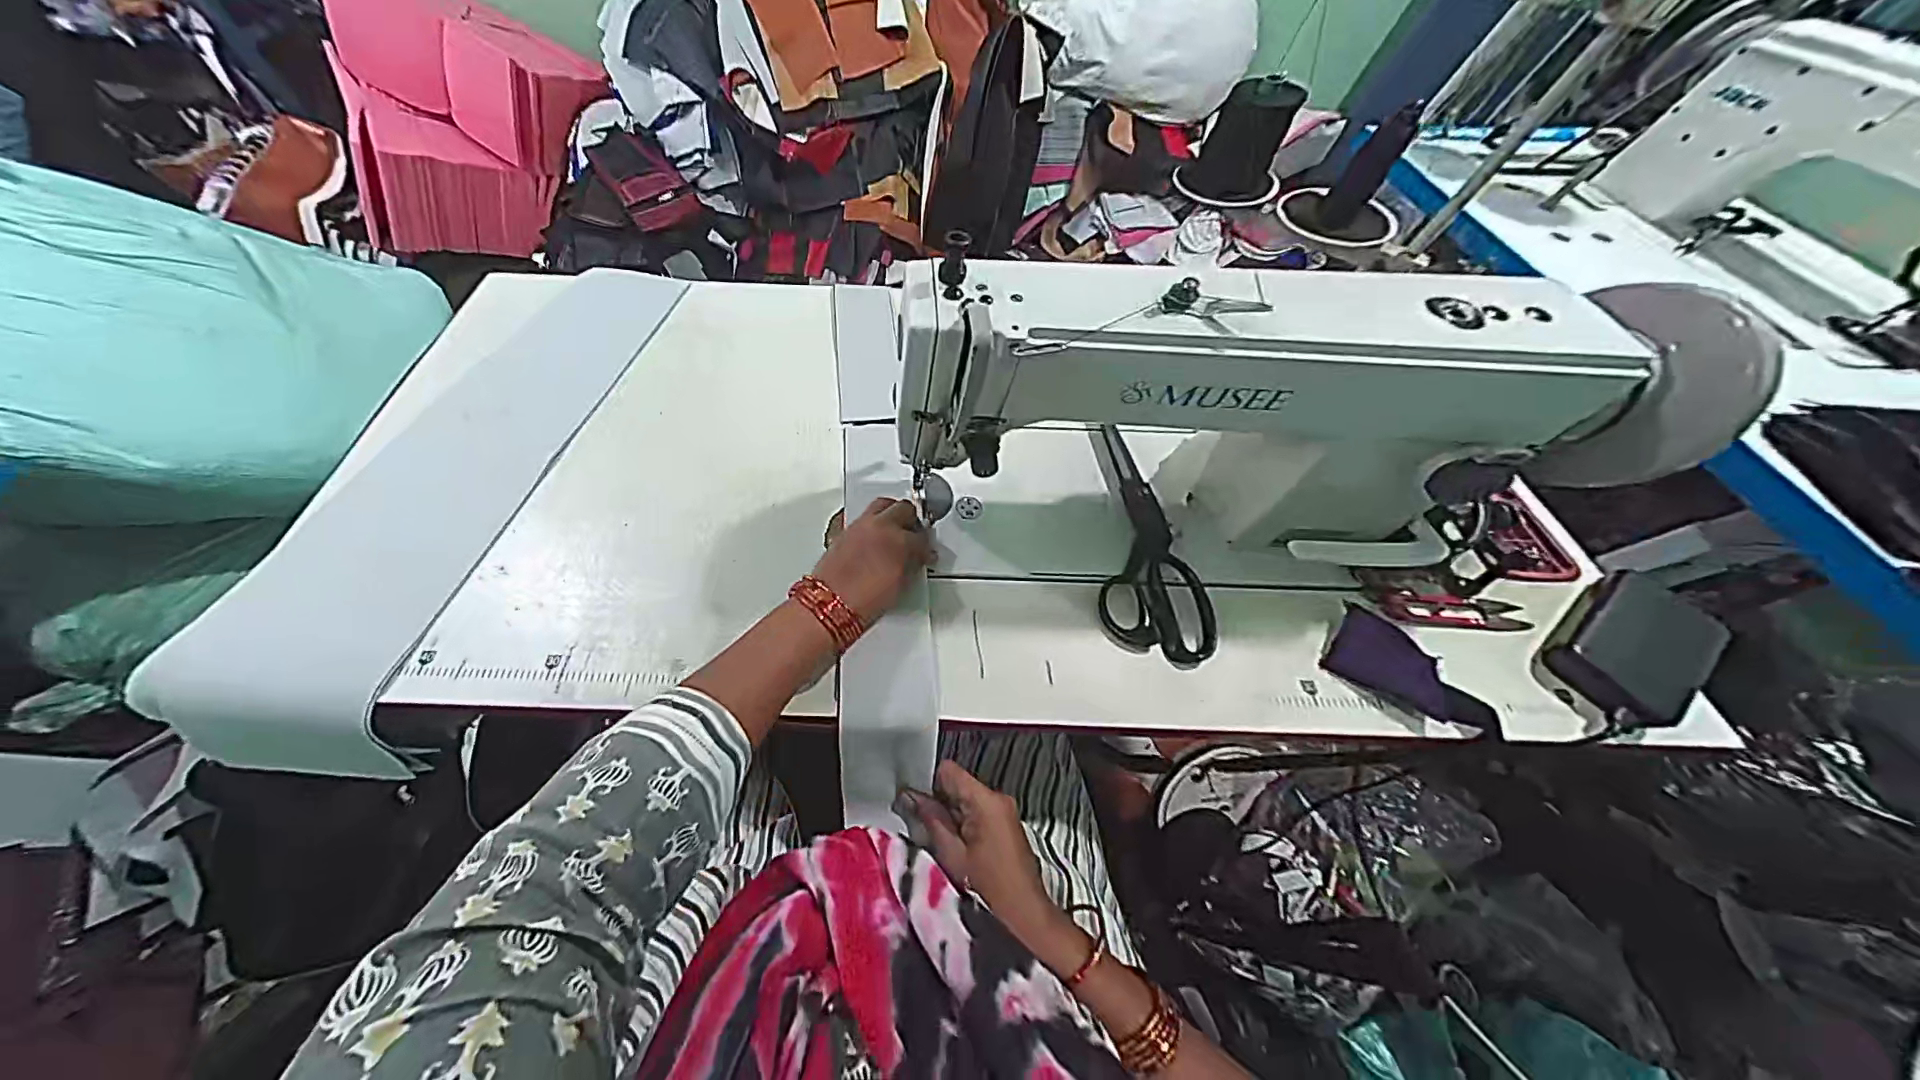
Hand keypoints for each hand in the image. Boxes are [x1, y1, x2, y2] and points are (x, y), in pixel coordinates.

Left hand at [814, 498, 934, 622]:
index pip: (921, 537)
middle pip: (903, 509)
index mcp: (901, 540)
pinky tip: (873, 535)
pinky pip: (862, 516)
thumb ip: (911, 565)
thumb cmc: (863, 600)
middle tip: (913, 532)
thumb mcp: (900, 584)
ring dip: (891, 513)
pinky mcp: (842, 530)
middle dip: (911, 519)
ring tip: (894, 528)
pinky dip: (871, 522)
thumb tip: (913, 561)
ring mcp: (860, 526)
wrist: (832, 605)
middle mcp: (880, 527)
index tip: (925, 553)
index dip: (926, 547)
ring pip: (881, 506)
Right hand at [896, 761, 1056, 937]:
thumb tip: (911, 797)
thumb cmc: (987, 886)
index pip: (949, 770)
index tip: (916, 803)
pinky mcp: (1007, 822)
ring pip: (967, 798)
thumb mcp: (953, 854)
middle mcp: (998, 797)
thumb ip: (932, 820)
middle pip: (958, 784)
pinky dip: (965, 822)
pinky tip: (960, 846)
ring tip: (944, 841)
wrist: (1023, 911)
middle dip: (940, 801)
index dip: (929, 783)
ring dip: (952, 814)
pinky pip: (978, 810)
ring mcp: (1005, 809)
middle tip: (924, 826)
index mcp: (985, 800)